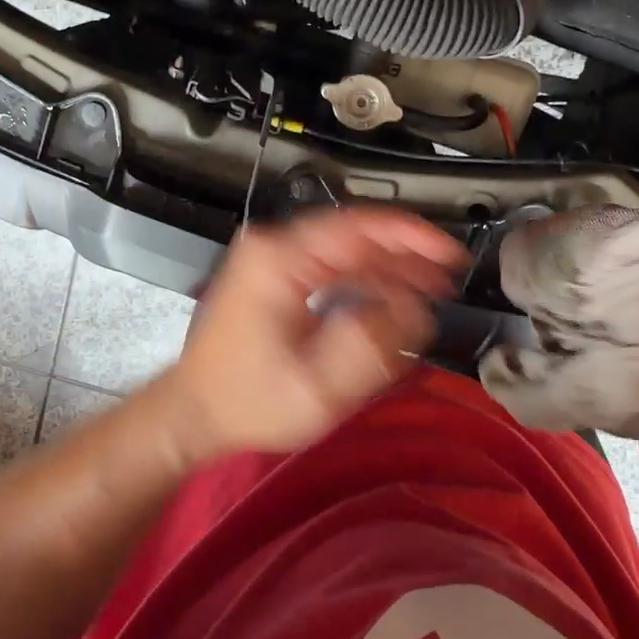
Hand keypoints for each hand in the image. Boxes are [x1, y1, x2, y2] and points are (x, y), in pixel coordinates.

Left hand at [159, 208, 467, 460]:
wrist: (192, 410)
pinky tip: (388, 296)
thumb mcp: (318, 387)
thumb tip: (414, 311)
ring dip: (386, 266)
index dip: (409, 235)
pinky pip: (326, 264)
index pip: (357, 228)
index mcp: (280, 260)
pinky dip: (361, 277)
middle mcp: (273, 247)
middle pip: (353, 234)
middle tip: (447, 274)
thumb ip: (372, 345)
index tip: (446, 250)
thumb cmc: (246, 401)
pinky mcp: (271, 275)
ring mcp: (269, 259)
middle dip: (404, 253)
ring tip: (429, 287)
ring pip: (342, 248)